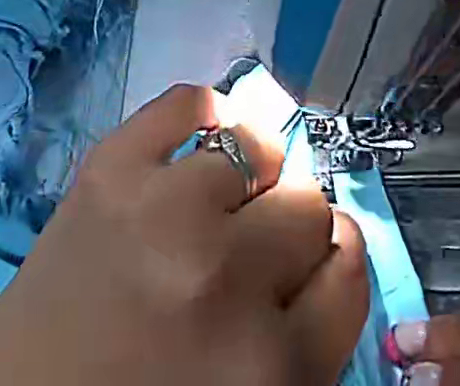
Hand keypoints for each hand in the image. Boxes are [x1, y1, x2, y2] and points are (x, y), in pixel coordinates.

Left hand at [0, 84, 369, 385]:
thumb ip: (307, 332)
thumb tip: (337, 239)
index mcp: (268, 368)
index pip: (348, 272)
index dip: (334, 257)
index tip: (310, 257)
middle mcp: (225, 282)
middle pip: (308, 207)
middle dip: (286, 223)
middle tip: (252, 241)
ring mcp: (164, 214)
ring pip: (260, 149)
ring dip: (248, 170)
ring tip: (220, 194)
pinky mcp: (111, 168)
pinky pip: (190, 101)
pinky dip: (204, 110)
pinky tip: (201, 137)